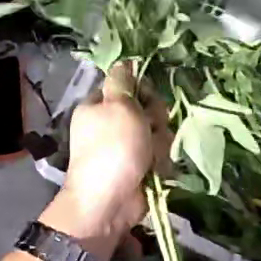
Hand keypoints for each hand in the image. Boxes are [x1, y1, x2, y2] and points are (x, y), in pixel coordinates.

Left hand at [42, 62, 168, 250]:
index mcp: (99, 105)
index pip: (126, 85)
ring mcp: (127, 146)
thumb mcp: (117, 106)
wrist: (110, 201)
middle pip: (148, 108)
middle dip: (154, 119)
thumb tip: (122, 59)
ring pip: (159, 131)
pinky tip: (154, 170)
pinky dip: (160, 162)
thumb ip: (121, 82)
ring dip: (159, 143)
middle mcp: (112, 123)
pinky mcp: (141, 165)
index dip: (140, 90)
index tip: (145, 97)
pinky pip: (160, 154)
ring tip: (149, 156)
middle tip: (147, 130)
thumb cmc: (112, 149)